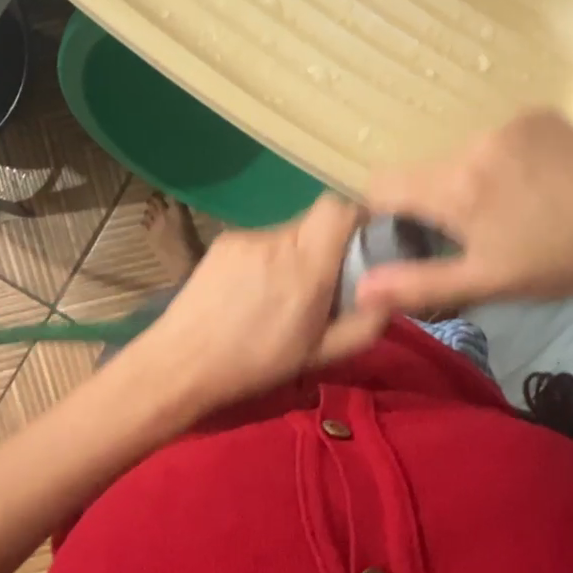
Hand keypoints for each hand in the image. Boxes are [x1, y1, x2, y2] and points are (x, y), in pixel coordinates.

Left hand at [117, 195, 389, 413]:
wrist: (181, 363)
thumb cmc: (255, 364)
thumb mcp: (321, 356)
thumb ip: (365, 324)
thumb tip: (390, 296)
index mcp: (306, 266)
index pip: (341, 208)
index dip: (357, 220)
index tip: (362, 248)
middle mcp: (277, 241)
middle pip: (316, 223)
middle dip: (326, 248)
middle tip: (321, 288)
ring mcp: (245, 238)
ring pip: (287, 234)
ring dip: (295, 257)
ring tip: (278, 298)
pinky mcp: (222, 242)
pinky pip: (260, 243)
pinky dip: (266, 262)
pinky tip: (250, 294)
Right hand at [356, 111, 572, 311]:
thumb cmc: (562, 262)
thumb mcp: (487, 282)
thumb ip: (418, 284)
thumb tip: (359, 289)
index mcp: (456, 184)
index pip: (381, 185)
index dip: (378, 214)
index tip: (400, 241)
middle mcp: (474, 140)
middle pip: (424, 173)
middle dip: (432, 205)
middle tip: (467, 241)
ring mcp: (510, 122)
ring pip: (459, 158)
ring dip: (466, 185)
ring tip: (508, 218)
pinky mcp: (538, 115)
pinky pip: (495, 142)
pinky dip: (498, 166)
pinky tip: (532, 191)